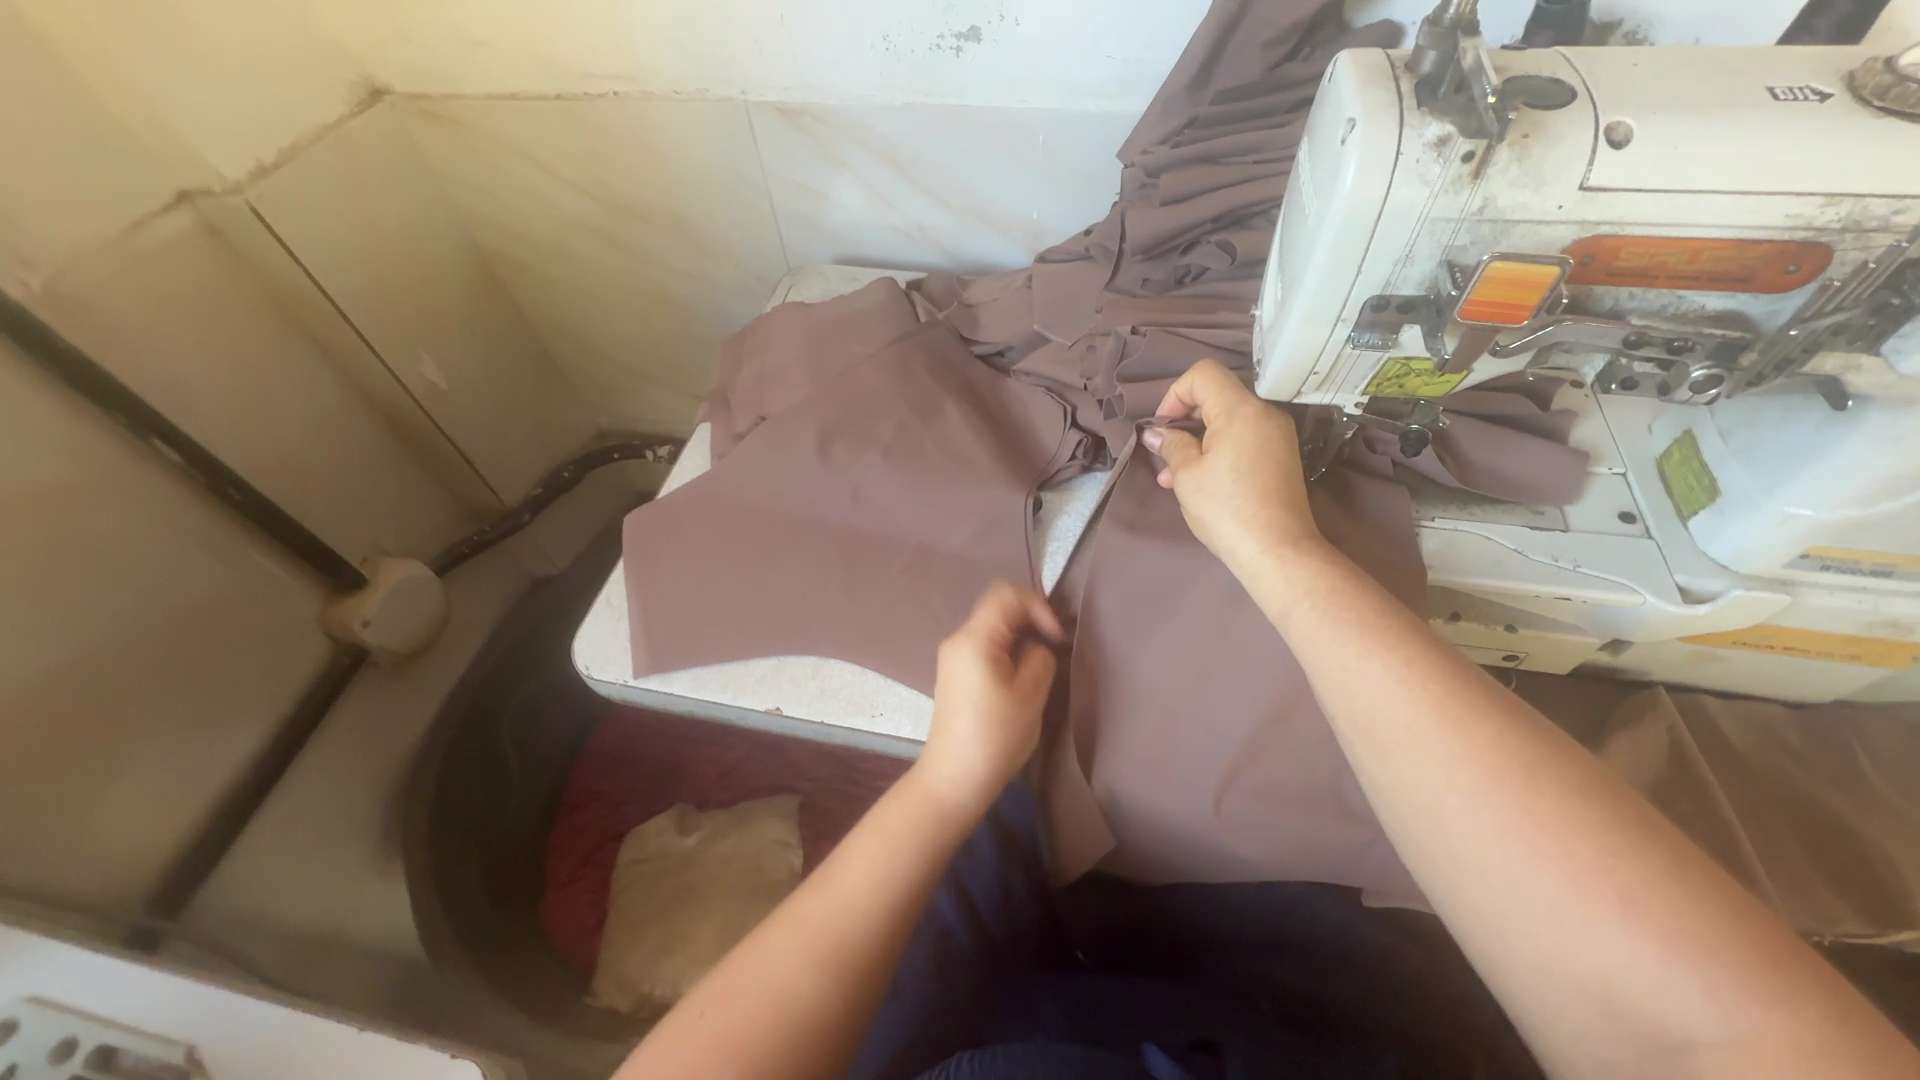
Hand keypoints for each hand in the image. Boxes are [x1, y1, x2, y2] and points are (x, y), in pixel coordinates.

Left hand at [915, 582, 1063, 811]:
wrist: (955, 777)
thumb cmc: (996, 735)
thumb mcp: (1031, 693)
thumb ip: (1039, 656)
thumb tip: (1035, 646)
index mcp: (974, 638)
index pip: (1007, 595)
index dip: (1038, 606)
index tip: (1056, 636)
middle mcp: (958, 640)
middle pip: (998, 609)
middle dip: (1030, 621)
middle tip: (1053, 648)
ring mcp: (953, 657)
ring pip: (993, 628)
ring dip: (1020, 638)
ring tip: (1040, 666)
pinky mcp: (955, 674)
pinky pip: (985, 647)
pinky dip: (1007, 652)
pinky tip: (1021, 678)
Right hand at [1141, 358, 1323, 575]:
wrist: (1278, 551)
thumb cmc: (1226, 510)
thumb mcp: (1187, 476)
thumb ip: (1171, 445)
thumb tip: (1156, 433)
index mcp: (1241, 410)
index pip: (1203, 374)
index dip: (1175, 394)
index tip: (1163, 427)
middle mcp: (1264, 413)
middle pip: (1217, 395)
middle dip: (1185, 418)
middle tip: (1165, 452)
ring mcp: (1277, 434)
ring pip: (1229, 420)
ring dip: (1199, 438)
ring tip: (1174, 475)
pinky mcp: (1282, 455)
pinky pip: (1244, 437)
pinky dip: (1219, 448)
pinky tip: (1201, 480)